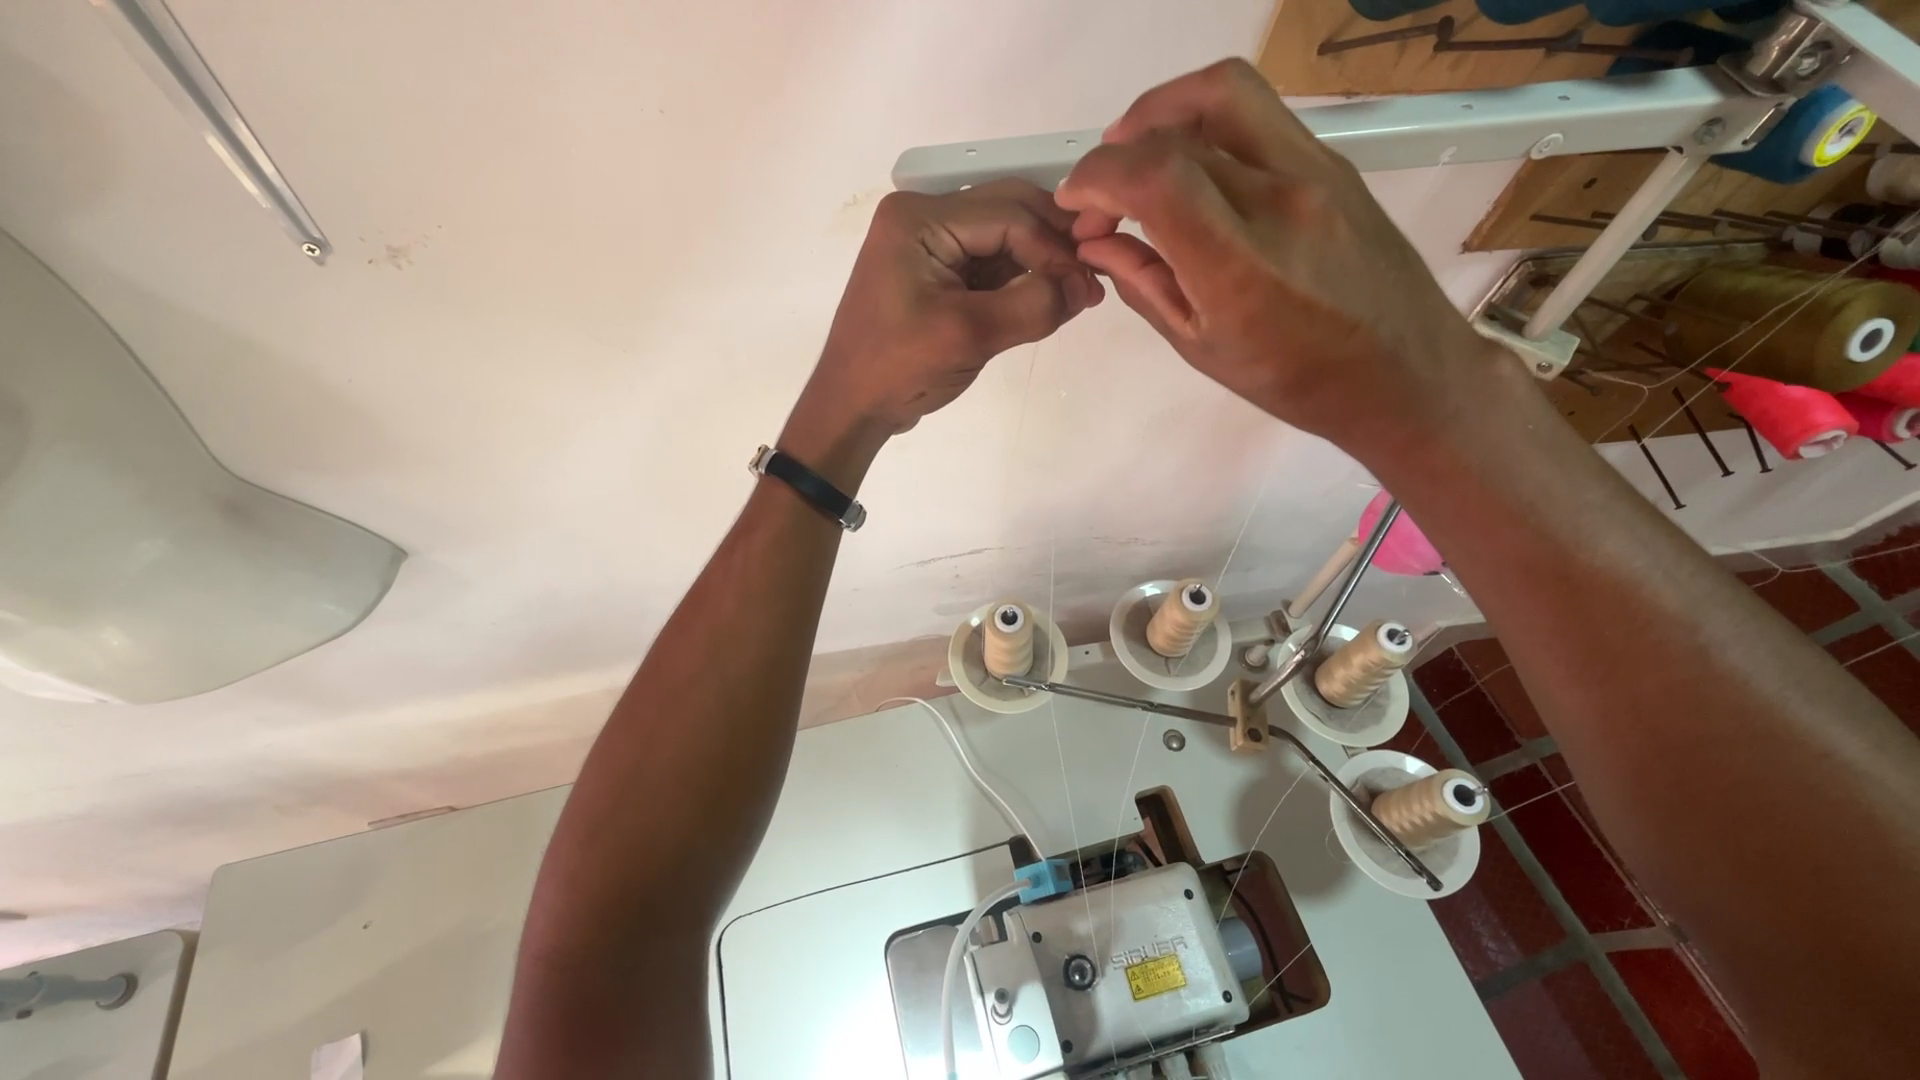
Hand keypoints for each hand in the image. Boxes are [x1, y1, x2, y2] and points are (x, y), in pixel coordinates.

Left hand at [780, 181, 1101, 488]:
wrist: (852, 407)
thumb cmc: (898, 368)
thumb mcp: (969, 335)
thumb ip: (1033, 305)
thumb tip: (1086, 286)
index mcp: (920, 218)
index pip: (1010, 214)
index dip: (1055, 248)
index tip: (1089, 287)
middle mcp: (923, 216)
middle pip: (1010, 212)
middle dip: (1053, 247)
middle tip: (1091, 284)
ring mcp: (929, 242)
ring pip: (1005, 237)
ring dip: (1041, 264)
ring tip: (1075, 297)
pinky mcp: (936, 270)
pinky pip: (990, 262)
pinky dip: (1020, 279)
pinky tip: (1047, 301)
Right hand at [1054, 59, 1496, 447]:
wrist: (1404, 372)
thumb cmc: (1296, 380)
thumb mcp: (1202, 347)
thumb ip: (1144, 284)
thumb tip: (1097, 242)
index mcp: (1240, 265)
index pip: (1155, 175)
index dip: (1097, 175)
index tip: (1076, 200)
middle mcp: (1280, 200)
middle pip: (1180, 124)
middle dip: (1119, 151)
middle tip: (1104, 193)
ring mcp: (1315, 170)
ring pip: (1224, 92)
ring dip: (1163, 110)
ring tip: (1139, 153)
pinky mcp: (1332, 161)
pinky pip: (1257, 114)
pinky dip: (1205, 124)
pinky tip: (1191, 168)